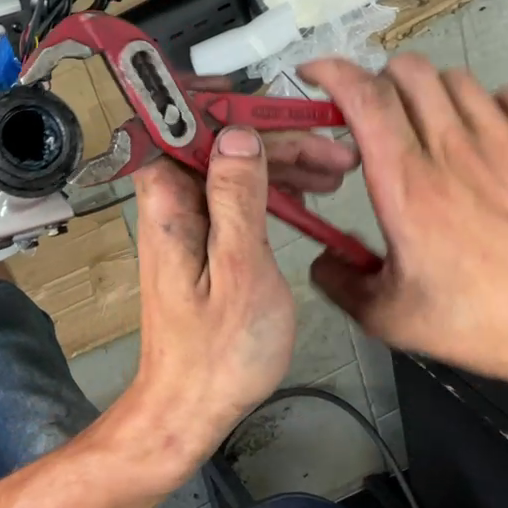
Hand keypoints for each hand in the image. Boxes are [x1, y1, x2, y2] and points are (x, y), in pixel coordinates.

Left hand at [120, 128, 355, 472]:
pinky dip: (272, 192)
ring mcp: (184, 222)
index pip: (184, 128)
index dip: (226, 106)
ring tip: (339, 171)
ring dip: (281, 164)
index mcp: (168, 203)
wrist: (190, 404)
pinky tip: (312, 195)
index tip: (279, 103)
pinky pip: (235, 199)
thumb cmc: (219, 351)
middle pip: (217, 146)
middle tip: (337, 153)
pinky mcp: (201, 241)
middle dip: (275, 140)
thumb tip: (238, 134)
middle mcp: (169, 203)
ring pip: (231, 170)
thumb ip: (238, 199)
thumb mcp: (240, 270)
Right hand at [300, 55, 507, 388]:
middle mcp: (455, 150)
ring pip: (456, 78)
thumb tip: (322, 259)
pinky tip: (490, 135)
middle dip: (378, 80)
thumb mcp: (393, 320)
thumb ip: (339, 283)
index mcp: (407, 185)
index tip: (314, 74)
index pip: (363, 97)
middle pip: (408, 71)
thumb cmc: (494, 325)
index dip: (331, 71)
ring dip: (430, 93)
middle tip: (374, 114)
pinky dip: (491, 103)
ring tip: (430, 127)